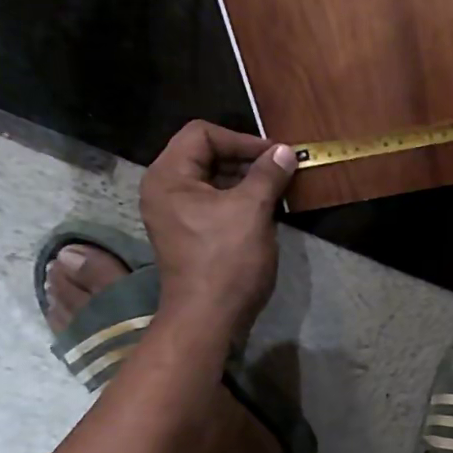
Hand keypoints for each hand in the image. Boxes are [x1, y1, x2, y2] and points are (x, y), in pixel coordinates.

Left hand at [138, 120, 294, 337]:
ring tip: (280, 188)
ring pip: (214, 180)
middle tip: (282, 169)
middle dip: (246, 159)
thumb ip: (268, 174)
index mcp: (169, 176)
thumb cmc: (226, 260)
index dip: (241, 139)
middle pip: (206, 154)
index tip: (276, 155)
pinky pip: (216, 203)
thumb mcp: (252, 211)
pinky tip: (268, 209)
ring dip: (247, 180)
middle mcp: (166, 190)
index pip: (202, 134)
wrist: (209, 318)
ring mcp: (177, 214)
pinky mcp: (191, 234)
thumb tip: (286, 151)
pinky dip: (241, 201)